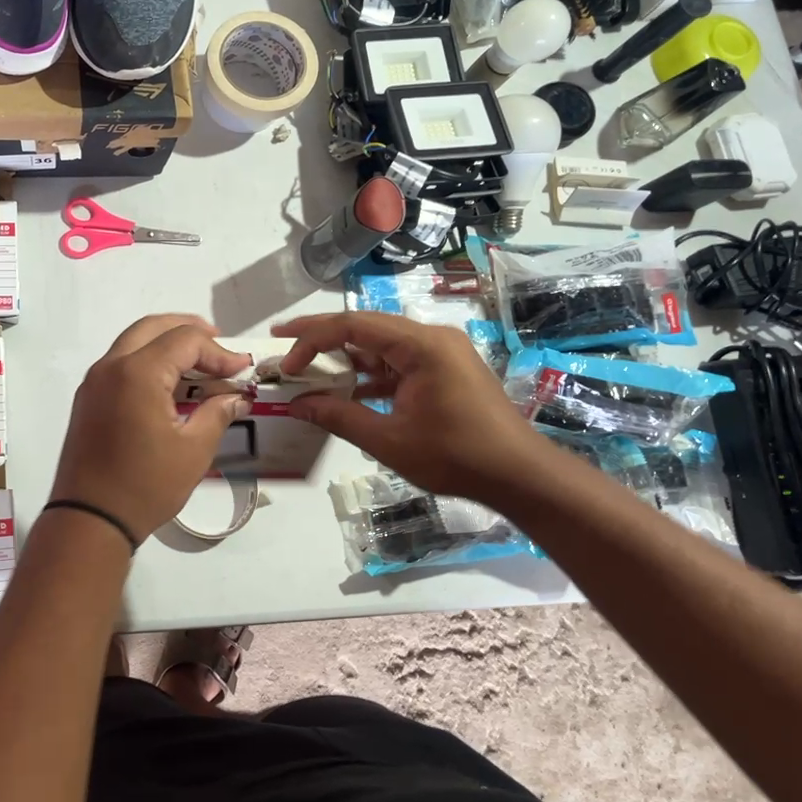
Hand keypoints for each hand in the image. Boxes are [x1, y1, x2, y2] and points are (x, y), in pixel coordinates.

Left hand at [51, 314, 251, 541]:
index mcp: (137, 373)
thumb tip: (236, 396)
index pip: (184, 340)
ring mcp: (93, 382)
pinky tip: (169, 384)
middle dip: (189, 332)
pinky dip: (147, 361)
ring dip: (165, 344)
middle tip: (218, 347)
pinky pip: (120, 364)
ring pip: (132, 342)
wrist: (89, 518)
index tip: (242, 370)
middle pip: (153, 328)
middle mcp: (110, 367)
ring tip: (198, 364)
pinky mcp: (87, 399)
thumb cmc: (145, 485)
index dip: (218, 351)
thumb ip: (217, 413)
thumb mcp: (193, 450)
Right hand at [273, 311, 550, 501]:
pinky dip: (367, 372)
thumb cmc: (456, 456)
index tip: (286, 362)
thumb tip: (296, 405)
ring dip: (343, 357)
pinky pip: (396, 361)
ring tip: (306, 368)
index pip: (352, 325)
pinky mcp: (445, 370)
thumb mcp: (388, 440)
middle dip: (320, 337)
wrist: (520, 475)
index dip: (311, 340)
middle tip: (281, 343)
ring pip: (379, 343)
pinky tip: (344, 389)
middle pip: (364, 326)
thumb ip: (338, 416)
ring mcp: (441, 352)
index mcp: (421, 345)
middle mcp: (431, 338)